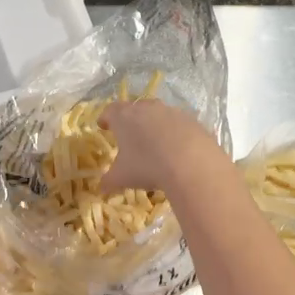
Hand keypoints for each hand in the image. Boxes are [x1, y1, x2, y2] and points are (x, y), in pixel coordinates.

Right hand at [99, 100, 214, 193]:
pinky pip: (177, 124)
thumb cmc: (146, 166)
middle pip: (135, 108)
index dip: (105, 118)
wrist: (192, 164)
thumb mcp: (120, 178)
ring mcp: (172, 112)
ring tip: (153, 144)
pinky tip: (174, 150)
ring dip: (153, 125)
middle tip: (128, 135)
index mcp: (124, 117)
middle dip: (130, 120)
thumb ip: (108, 180)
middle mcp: (147, 109)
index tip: (103, 126)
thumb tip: (102, 187)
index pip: (110, 111)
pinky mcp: (192, 120)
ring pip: (158, 114)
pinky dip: (173, 133)